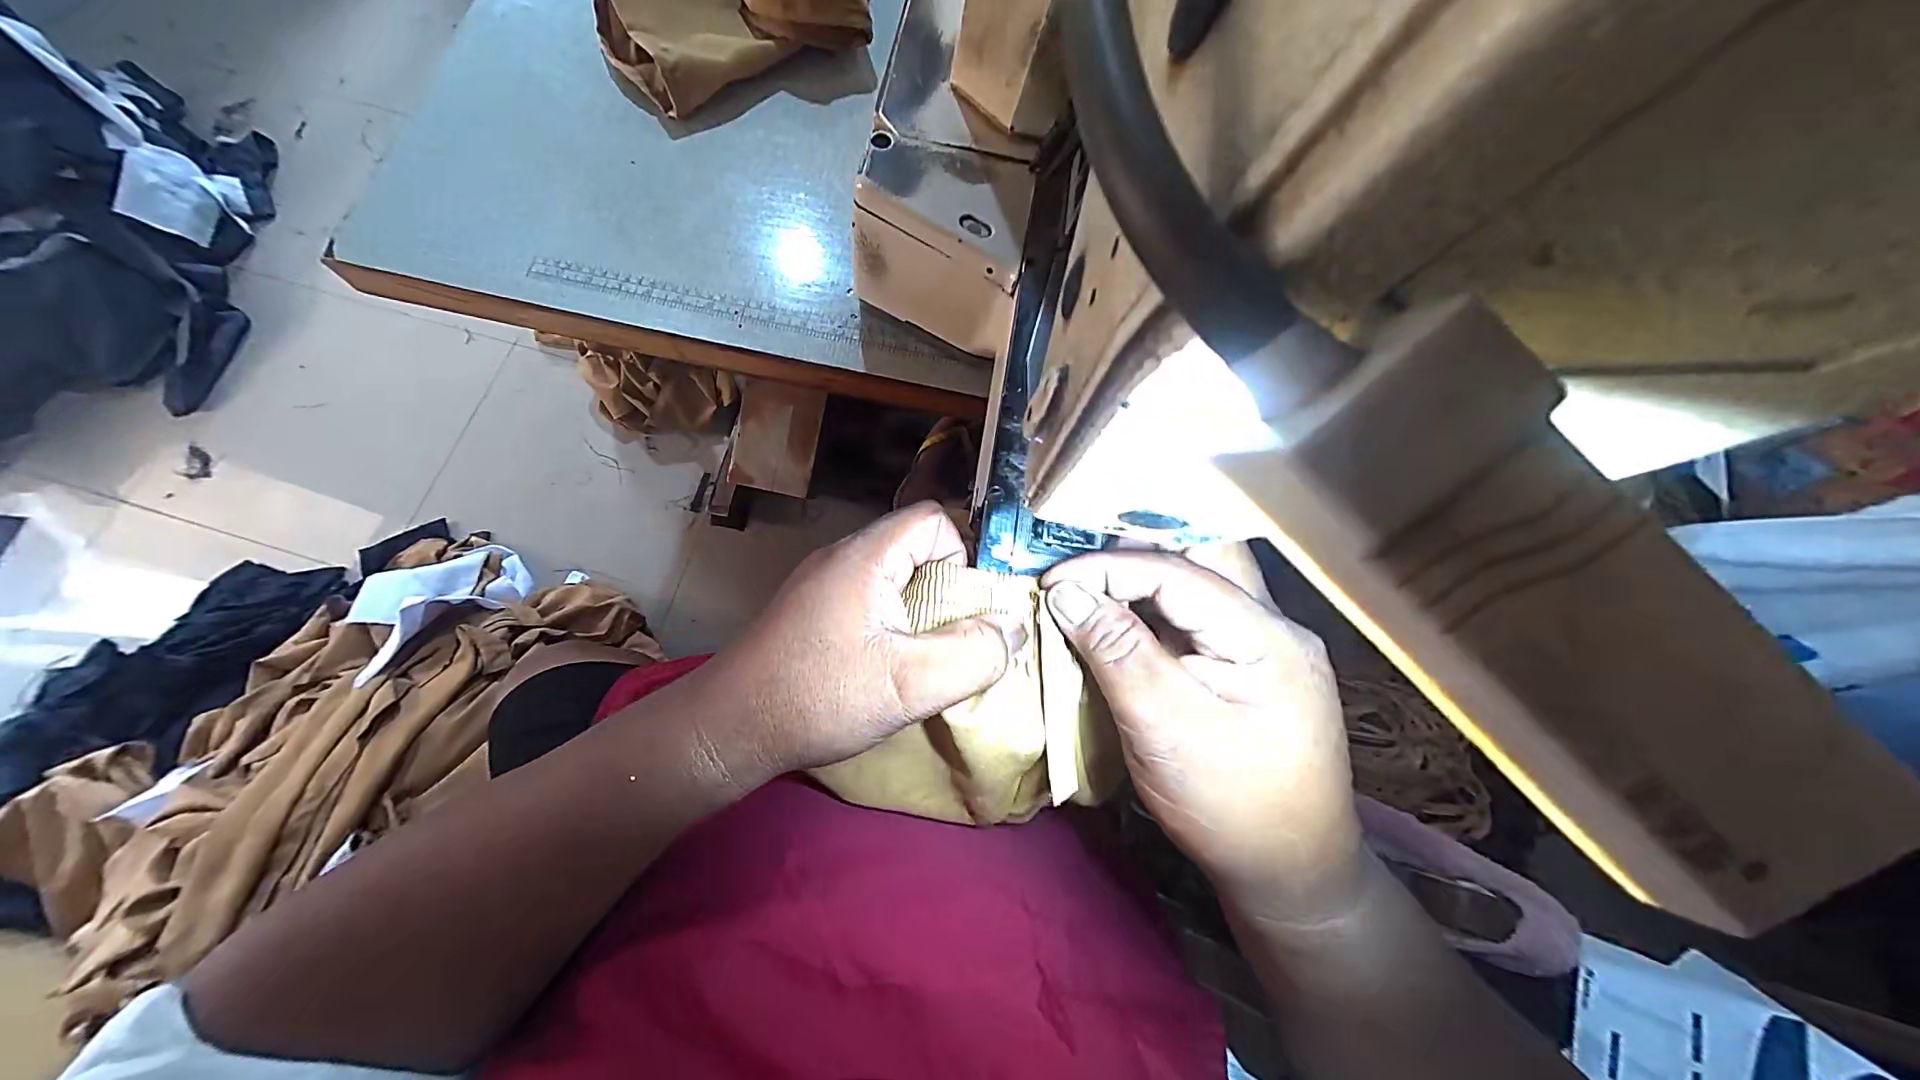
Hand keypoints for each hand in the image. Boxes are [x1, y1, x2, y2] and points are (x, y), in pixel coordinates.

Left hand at [703, 501, 1023, 774]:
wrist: (727, 728)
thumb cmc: (815, 699)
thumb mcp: (907, 684)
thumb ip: (972, 655)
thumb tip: (1012, 629)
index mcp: (865, 557)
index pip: (933, 520)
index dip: (962, 556)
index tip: (966, 609)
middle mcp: (842, 557)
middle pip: (917, 549)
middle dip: (946, 593)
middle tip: (948, 643)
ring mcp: (823, 583)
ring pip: (895, 578)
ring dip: (920, 614)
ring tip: (919, 660)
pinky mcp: (813, 610)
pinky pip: (871, 600)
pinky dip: (892, 625)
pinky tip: (885, 667)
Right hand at [1042, 551, 1364, 921]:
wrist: (1292, 873)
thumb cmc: (1230, 808)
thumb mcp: (1163, 729)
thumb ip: (1116, 651)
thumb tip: (1066, 591)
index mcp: (1265, 636)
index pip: (1175, 569)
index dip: (1105, 567)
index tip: (1051, 583)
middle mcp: (1274, 625)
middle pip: (1200, 555)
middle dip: (1133, 551)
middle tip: (1075, 567)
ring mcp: (1266, 643)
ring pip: (1199, 580)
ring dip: (1143, 577)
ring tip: (1090, 587)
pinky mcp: (1251, 664)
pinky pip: (1197, 615)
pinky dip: (1154, 609)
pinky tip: (1121, 621)